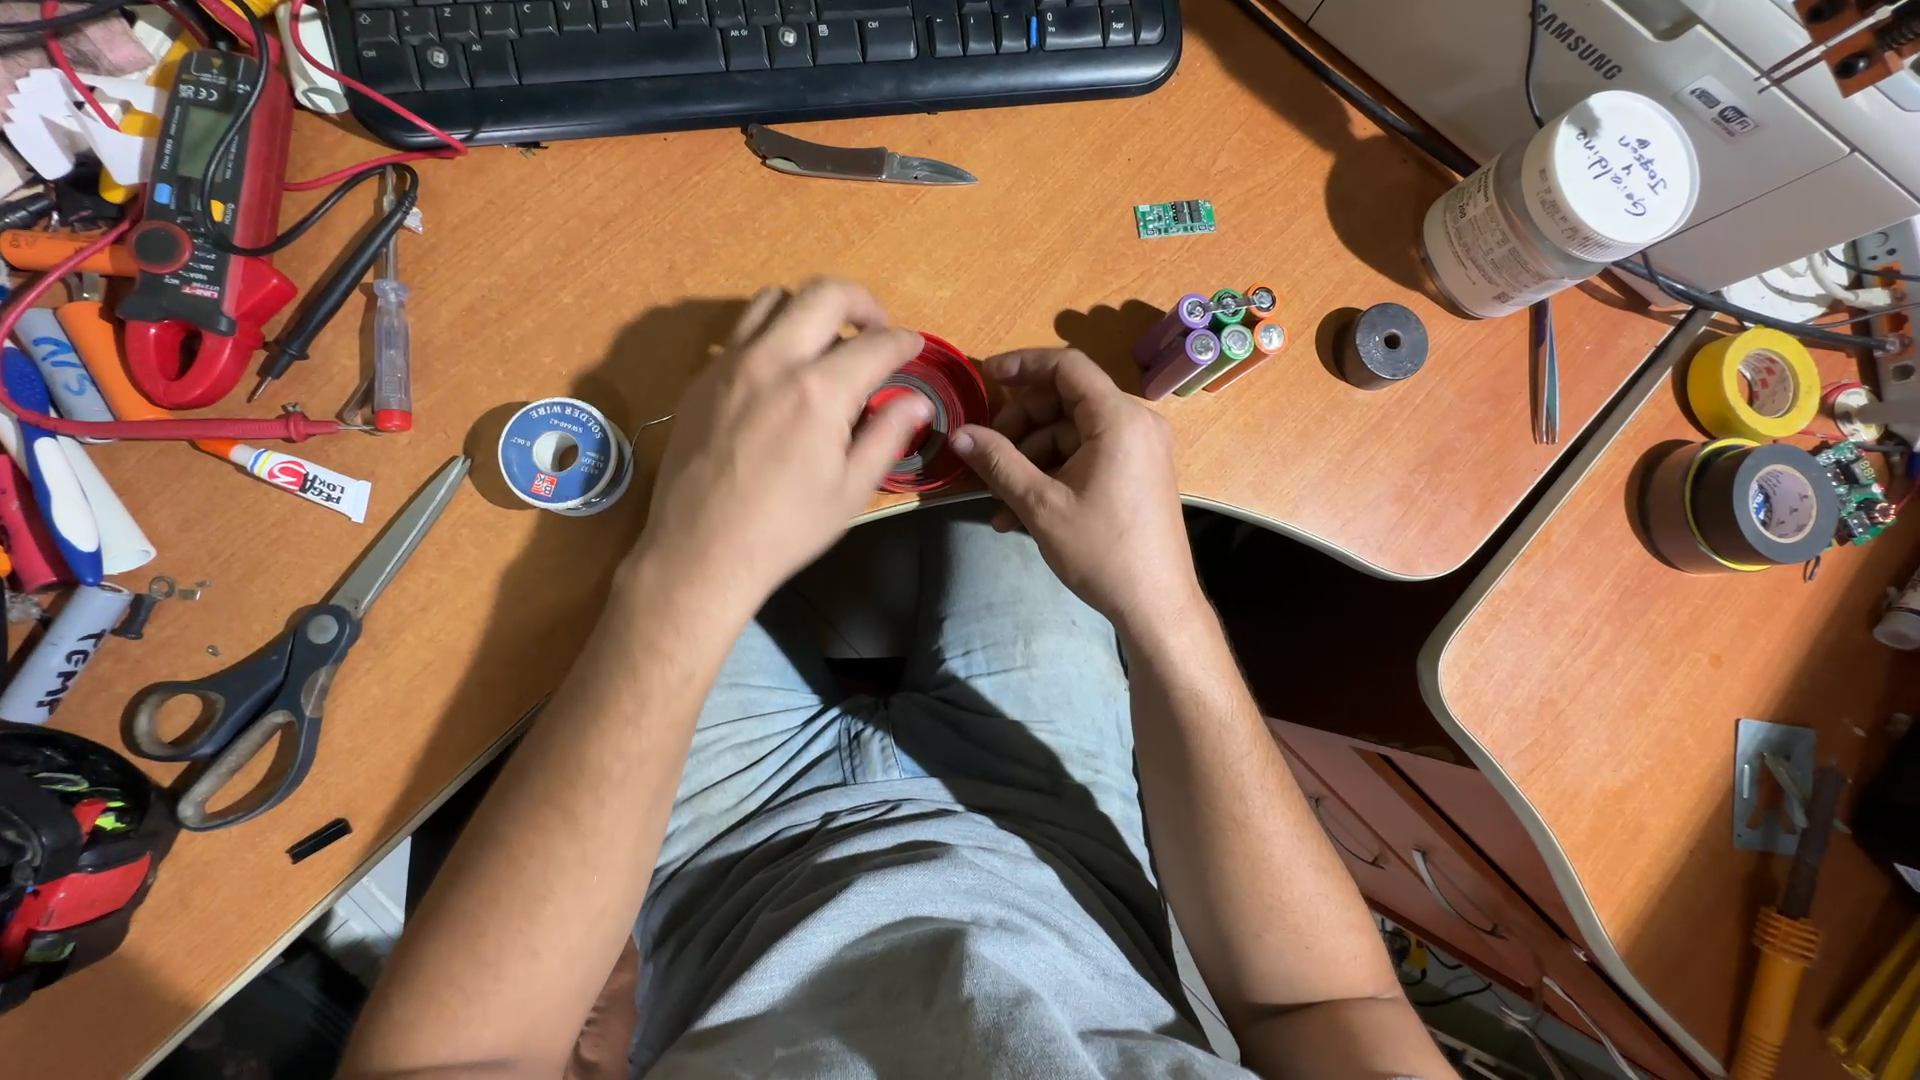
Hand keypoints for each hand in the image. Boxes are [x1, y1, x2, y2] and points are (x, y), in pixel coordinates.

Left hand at [636, 279, 927, 612]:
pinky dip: (770, 334)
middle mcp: (773, 360)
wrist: (702, 551)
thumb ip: (888, 435)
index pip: (876, 344)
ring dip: (809, 309)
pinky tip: (779, 373)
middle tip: (875, 326)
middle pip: (824, 293)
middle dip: (861, 301)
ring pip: (773, 299)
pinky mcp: (701, 379)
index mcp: (819, 391)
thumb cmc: (787, 529)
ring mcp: (730, 364)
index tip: (913, 346)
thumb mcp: (852, 489)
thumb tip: (917, 402)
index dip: (904, 342)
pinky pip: (740, 332)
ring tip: (825, 341)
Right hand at [950, 349, 1199, 636]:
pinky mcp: (1138, 473)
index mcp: (1119, 419)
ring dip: (1030, 461)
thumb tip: (960, 434)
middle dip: (1020, 426)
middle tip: (988, 455)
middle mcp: (1136, 423)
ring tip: (998, 503)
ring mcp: (1140, 449)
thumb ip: (998, 463)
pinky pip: (1087, 457)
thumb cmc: (1101, 551)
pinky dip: (1053, 475)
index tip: (985, 376)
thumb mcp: (1040, 505)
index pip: (1067, 367)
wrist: (1156, 605)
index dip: (1022, 365)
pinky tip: (1020, 514)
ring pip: (1071, 434)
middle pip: (1066, 401)